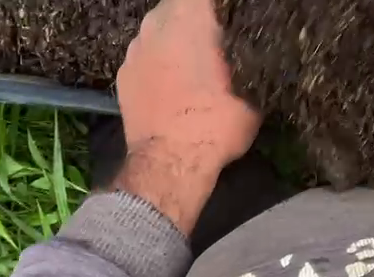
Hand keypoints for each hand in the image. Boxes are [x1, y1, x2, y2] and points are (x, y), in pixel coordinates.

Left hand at [112, 0, 260, 233]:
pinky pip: (144, 61)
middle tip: (212, 52)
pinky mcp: (122, 73)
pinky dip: (155, 71)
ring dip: (173, 47)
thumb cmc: (214, 126)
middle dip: (194, 26)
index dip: (219, 13)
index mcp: (193, 13)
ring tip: (189, 75)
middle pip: (180, 8)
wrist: (170, 164)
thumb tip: (252, 70)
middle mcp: (158, 19)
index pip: (208, 0)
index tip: (228, 29)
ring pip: (158, 33)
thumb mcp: (250, 100)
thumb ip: (250, 72)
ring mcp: (136, 46)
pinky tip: (168, 92)